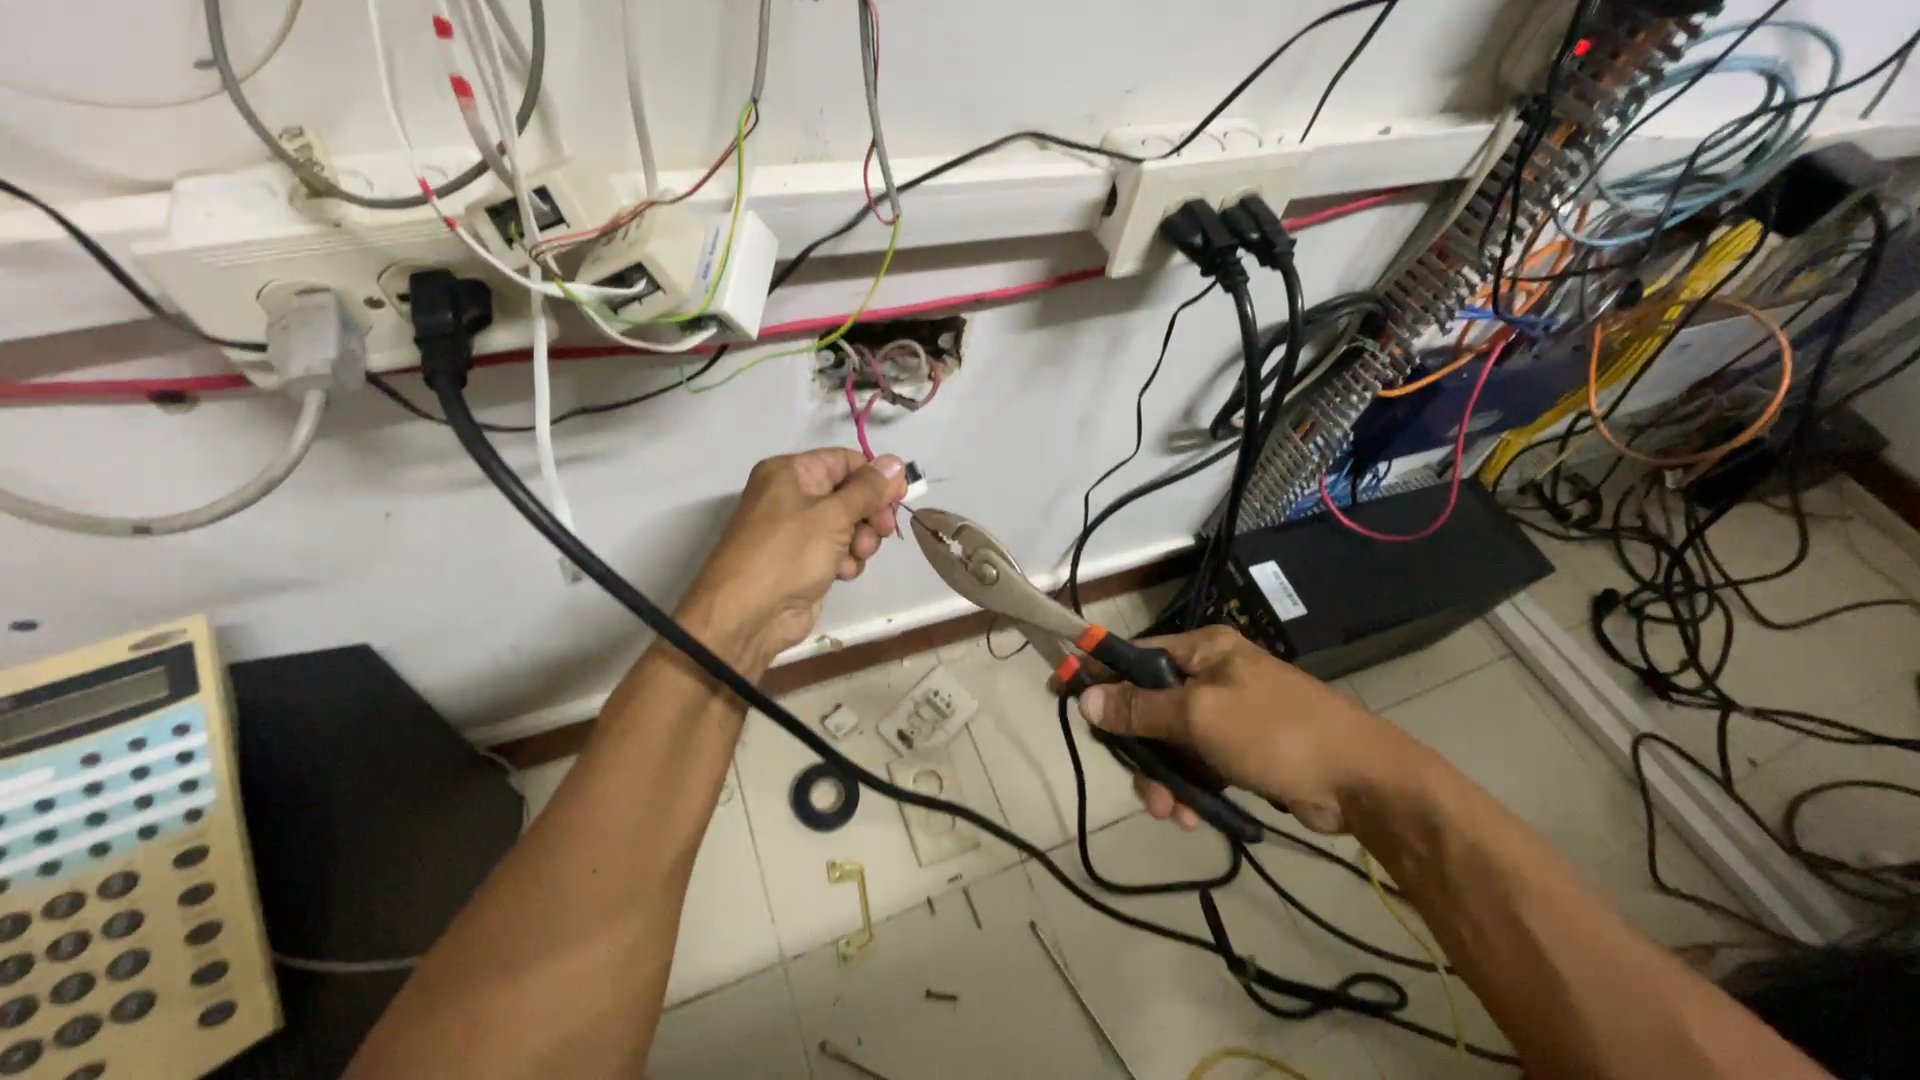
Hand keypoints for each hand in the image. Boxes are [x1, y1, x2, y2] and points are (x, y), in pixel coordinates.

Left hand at [681, 449, 907, 670]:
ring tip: (854, 556)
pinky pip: (839, 551)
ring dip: (861, 541)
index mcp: (790, 473)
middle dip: (870, 513)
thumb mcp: (833, 515)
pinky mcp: (805, 561)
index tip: (901, 496)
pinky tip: (841, 573)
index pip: (844, 461)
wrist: (749, 615)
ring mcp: (799, 531)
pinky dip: (846, 561)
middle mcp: (793, 496)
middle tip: (884, 530)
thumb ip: (868, 489)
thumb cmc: (787, 553)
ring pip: (849, 525)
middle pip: (850, 494)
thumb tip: (896, 462)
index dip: (875, 477)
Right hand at [1077, 626, 1412, 834]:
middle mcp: (1211, 676)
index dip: (1097, 674)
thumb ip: (1141, 708)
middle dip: (1139, 750)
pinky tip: (1192, 818)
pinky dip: (1189, 790)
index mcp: (1203, 650)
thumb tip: (1086, 698)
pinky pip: (1196, 766)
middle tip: (1141, 787)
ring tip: (1171, 813)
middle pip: (1148, 707)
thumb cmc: (1276, 732)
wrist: (1360, 780)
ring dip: (1164, 779)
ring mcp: (1227, 715)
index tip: (1059, 690)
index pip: (1134, 655)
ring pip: (1170, 744)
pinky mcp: (1241, 751)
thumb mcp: (1200, 717)